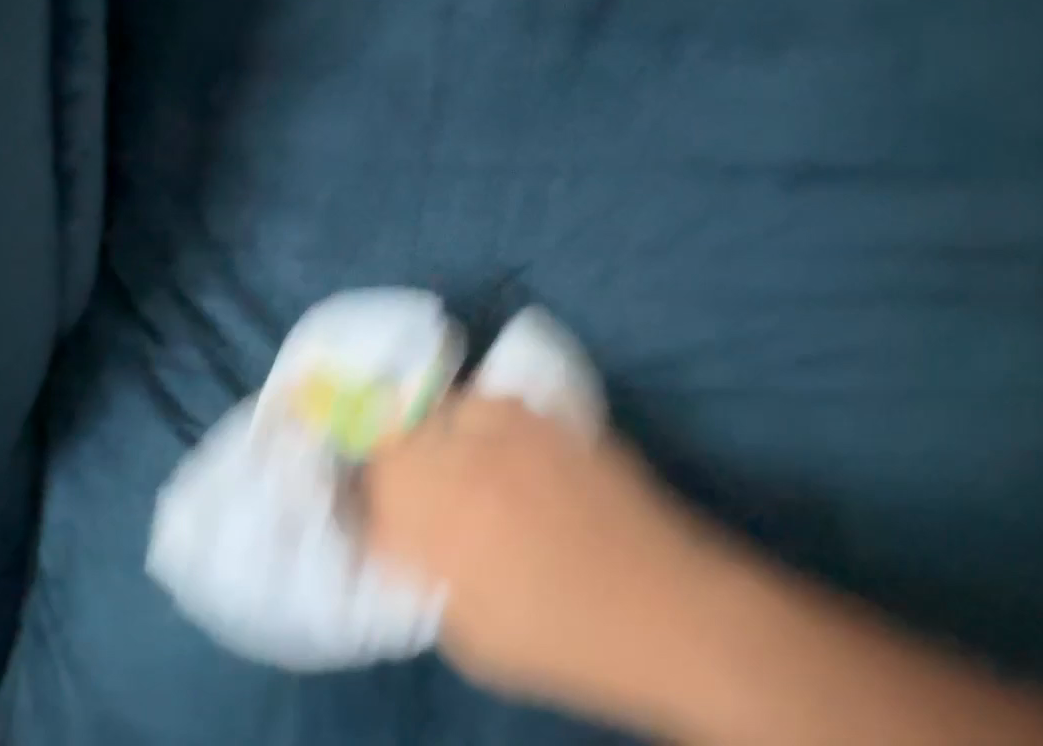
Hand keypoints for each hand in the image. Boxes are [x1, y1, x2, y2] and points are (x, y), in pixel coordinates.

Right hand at [358, 395, 716, 709]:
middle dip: (396, 459)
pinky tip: (504, 454)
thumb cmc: (564, 639)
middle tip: (412, 490)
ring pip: (451, 404)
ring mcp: (520, 432)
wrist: (670, 612)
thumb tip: (401, 542)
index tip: (381, 517)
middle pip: (401, 430)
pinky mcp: (557, 422)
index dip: (371, 494)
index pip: (375, 476)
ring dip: (440, 431)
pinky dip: (487, 423)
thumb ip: (426, 576)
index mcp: (444, 514)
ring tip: (456, 462)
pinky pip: (501, 403)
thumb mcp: (472, 635)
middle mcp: (474, 457)